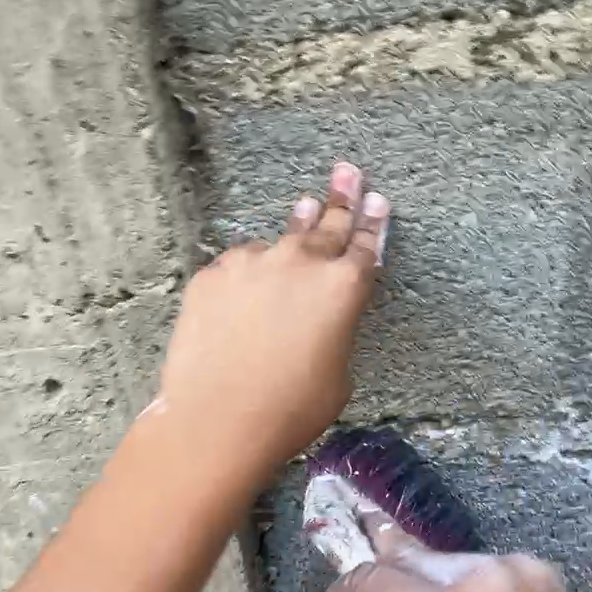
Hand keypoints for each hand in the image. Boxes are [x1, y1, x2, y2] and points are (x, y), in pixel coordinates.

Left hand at [155, 162, 388, 472]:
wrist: (218, 418)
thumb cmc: (292, 408)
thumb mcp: (337, 374)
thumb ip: (334, 332)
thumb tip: (316, 320)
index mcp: (344, 288)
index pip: (366, 246)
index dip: (374, 223)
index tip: (378, 200)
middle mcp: (301, 264)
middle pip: (328, 224)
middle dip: (343, 197)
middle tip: (349, 172)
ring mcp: (253, 263)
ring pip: (280, 239)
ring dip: (297, 225)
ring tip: (305, 205)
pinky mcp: (213, 275)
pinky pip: (239, 265)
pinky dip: (249, 271)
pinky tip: (248, 286)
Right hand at [322, 520, 591, 591]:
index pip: (376, 580)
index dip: (347, 590)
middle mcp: (481, 577)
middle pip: (409, 557)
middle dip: (382, 574)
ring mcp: (515, 568)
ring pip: (446, 560)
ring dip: (425, 581)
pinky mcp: (538, 570)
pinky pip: (483, 568)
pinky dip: (466, 586)